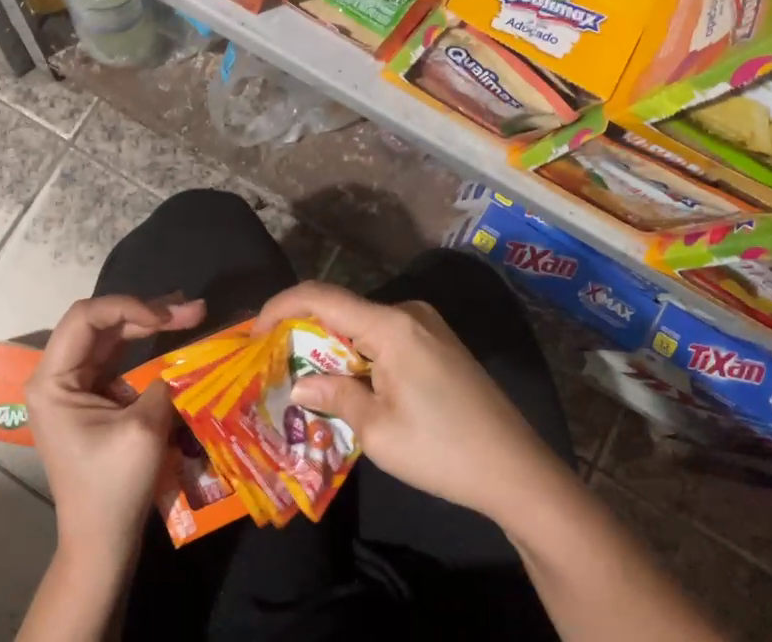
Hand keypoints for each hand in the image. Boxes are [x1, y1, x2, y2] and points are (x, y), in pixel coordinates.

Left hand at [28, 293, 205, 561]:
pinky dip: (146, 347)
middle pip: (99, 324)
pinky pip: (118, 360)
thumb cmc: (113, 488)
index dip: (127, 306)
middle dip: (146, 312)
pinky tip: (173, 339)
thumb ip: (163, 384)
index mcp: (52, 380)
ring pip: (111, 338)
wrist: (101, 542)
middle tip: (193, 309)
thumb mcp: (144, 430)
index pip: (85, 318)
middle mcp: (57, 376)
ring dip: (149, 324)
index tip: (168, 317)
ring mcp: (74, 386)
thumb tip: (184, 360)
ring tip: (189, 314)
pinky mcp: (92, 398)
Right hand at [257, 282, 567, 518]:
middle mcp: (409, 314)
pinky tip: (348, 386)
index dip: (280, 307)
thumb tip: (300, 383)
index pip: (320, 297)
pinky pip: (385, 340)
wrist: (519, 473)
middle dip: (303, 334)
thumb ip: (333, 395)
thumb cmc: (442, 451)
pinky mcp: (440, 347)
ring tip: (305, 381)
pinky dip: (359, 357)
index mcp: (391, 326)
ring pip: (362, 327)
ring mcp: (429, 329)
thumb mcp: (377, 430)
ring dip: (332, 350)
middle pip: (341, 311)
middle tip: (274, 365)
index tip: (252, 334)